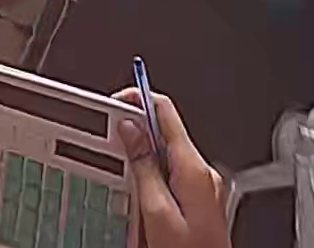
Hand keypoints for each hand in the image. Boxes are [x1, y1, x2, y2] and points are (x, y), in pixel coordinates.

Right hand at [113, 87, 229, 247]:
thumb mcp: (157, 215)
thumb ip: (142, 166)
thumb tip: (130, 127)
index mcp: (194, 168)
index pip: (164, 110)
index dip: (138, 99)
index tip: (115, 103)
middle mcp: (202, 173)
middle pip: (163, 132)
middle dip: (135, 135)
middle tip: (111, 146)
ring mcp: (202, 188)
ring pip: (164, 156)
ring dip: (141, 160)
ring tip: (123, 181)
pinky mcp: (198, 203)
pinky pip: (169, 176)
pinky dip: (150, 178)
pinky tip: (138, 199)